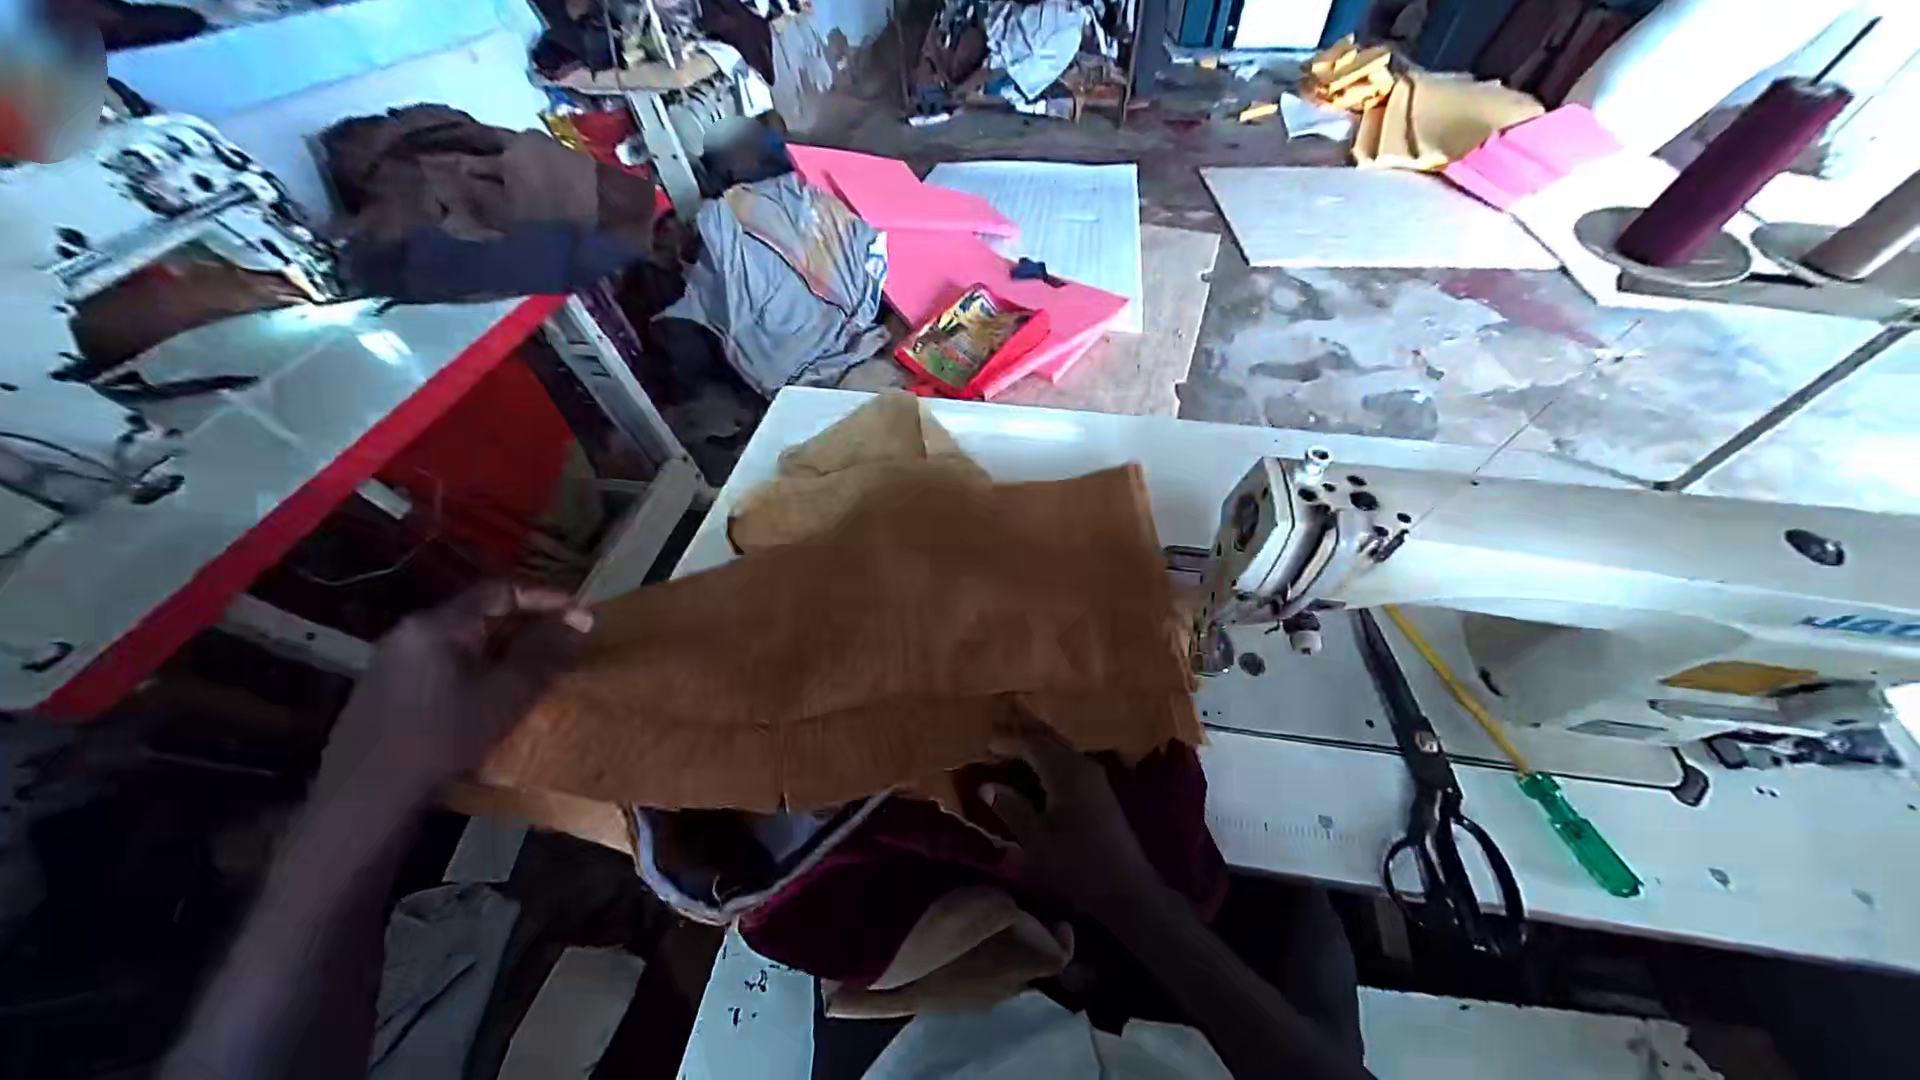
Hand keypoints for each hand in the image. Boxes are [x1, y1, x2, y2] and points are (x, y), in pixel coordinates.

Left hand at [314, 582, 593, 804]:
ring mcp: (394, 660)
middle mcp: (410, 631)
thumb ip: (546, 650)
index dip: (548, 598)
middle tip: (567, 642)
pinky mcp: (387, 687)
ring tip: (541, 666)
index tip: (582, 614)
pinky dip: (482, 665)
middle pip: (482, 613)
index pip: (501, 591)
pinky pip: (447, 660)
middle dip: (530, 624)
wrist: (366, 799)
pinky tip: (497, 690)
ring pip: (466, 639)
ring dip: (508, 647)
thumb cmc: (444, 737)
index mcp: (437, 624)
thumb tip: (582, 619)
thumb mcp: (507, 692)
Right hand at [979, 712, 1165, 916]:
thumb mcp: (1034, 838)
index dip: (1007, 743)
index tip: (986, 746)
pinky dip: (1052, 760)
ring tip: (1015, 753)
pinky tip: (1041, 773)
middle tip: (998, 741)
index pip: (1031, 744)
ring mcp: (1095, 776)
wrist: (1125, 888)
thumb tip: (985, 786)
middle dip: (1023, 739)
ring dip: (1038, 749)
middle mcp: (1081, 764)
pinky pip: (1070, 762)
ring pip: (1061, 750)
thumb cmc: (1074, 863)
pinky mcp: (1102, 790)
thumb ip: (1010, 807)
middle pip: (1048, 741)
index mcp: (1064, 770)